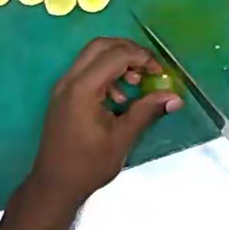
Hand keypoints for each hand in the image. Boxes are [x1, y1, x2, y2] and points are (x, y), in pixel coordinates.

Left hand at [27, 38, 182, 206]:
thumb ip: (146, 111)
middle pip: (100, 46)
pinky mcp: (63, 94)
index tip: (160, 73)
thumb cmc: (88, 164)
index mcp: (82, 88)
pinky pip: (85, 71)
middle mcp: (69, 80)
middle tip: (149, 68)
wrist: (54, 183)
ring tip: (136, 84)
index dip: (141, 58)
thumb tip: (174, 97)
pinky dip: (105, 73)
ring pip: (91, 56)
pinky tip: (119, 98)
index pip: (115, 55)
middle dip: (128, 51)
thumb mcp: (122, 138)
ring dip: (116, 61)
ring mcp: (63, 86)